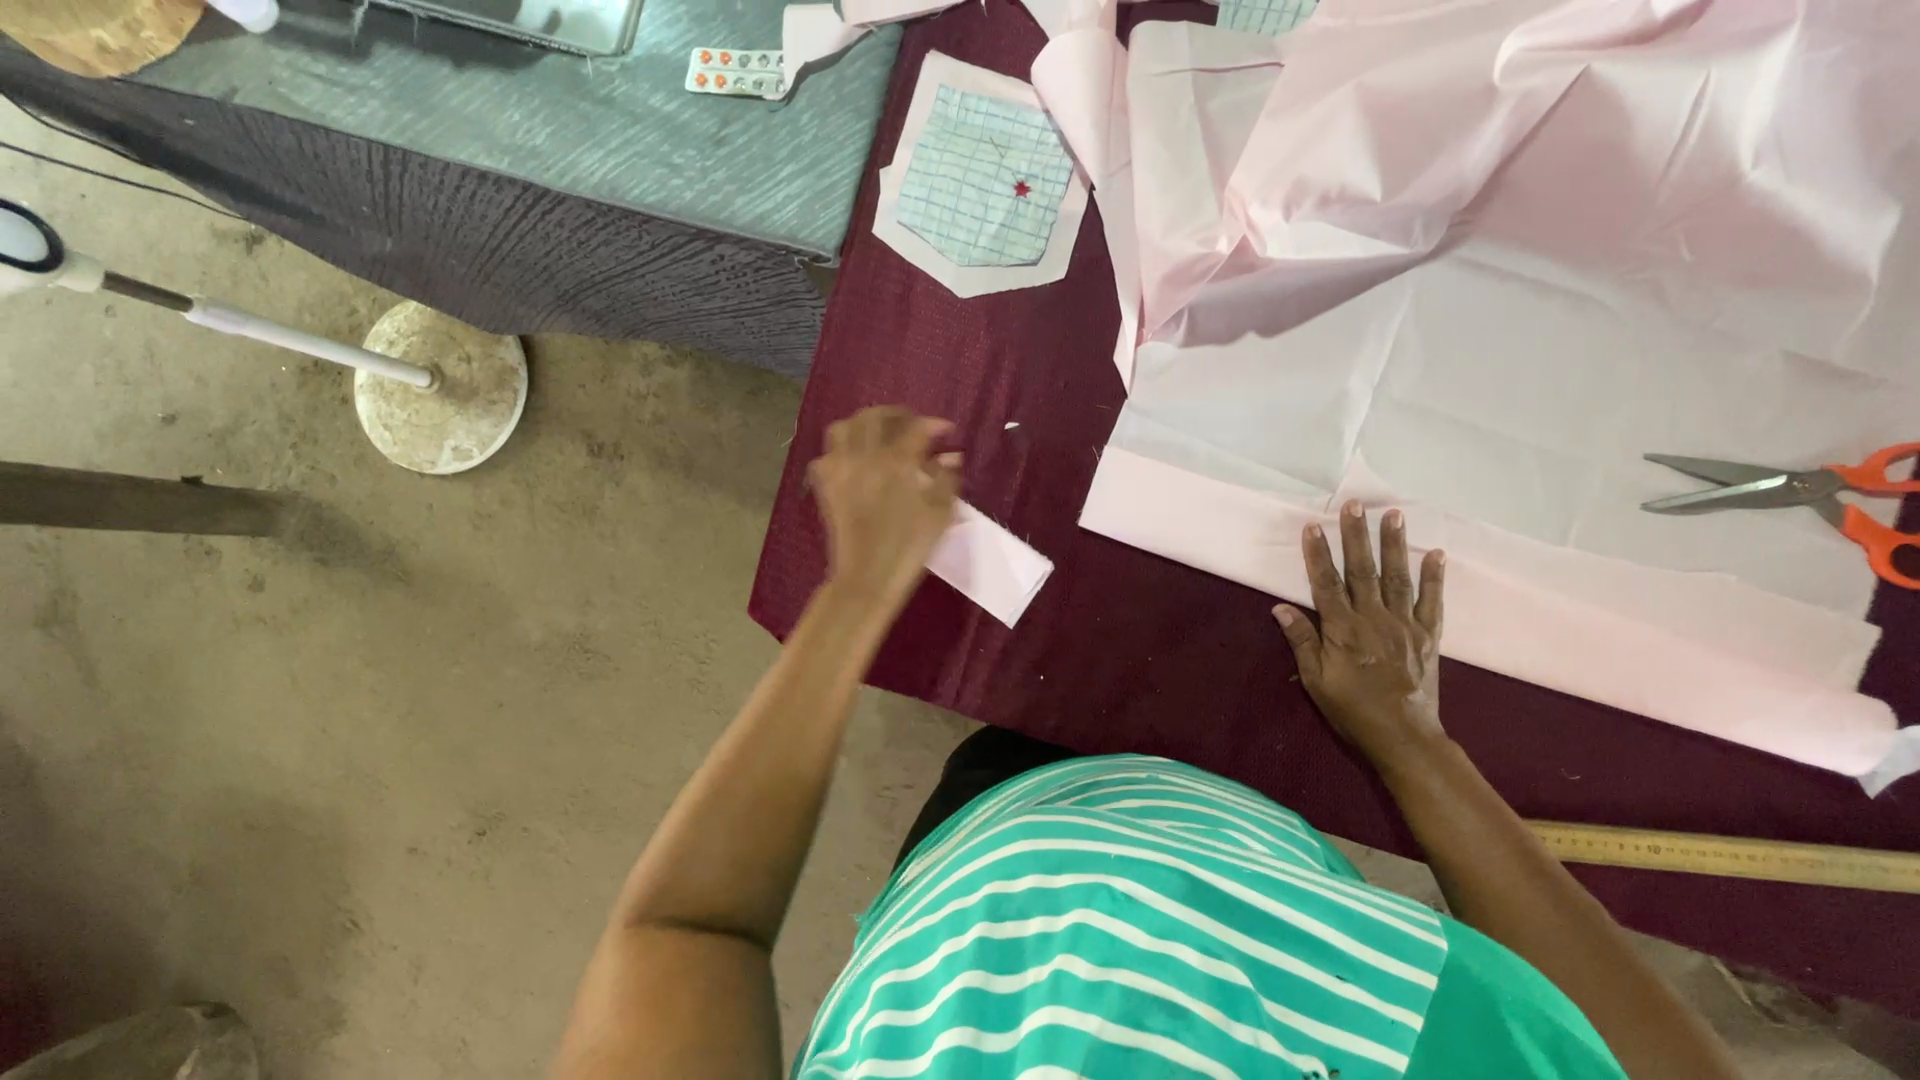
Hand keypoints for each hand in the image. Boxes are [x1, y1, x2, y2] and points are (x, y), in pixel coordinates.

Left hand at [809, 406, 960, 613]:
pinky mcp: (825, 487)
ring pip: (843, 428)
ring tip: (878, 437)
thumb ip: (946, 479)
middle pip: (874, 417)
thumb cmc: (910, 548)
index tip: (946, 431)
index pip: (917, 428)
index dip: (934, 424)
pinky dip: (840, 453)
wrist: (867, 577)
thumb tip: (949, 456)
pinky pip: (826, 456)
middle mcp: (864, 457)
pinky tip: (854, 463)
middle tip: (910, 426)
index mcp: (896, 462)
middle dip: (895, 415)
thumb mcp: (940, 514)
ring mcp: (840, 470)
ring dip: (863, 426)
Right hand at [1272, 500, 1447, 772]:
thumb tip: (1281, 608)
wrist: (1403, 736)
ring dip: (1393, 545)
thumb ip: (1301, 641)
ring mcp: (1404, 625)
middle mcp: (1374, 620)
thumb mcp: (1316, 681)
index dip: (1318, 555)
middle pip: (1362, 571)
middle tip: (1355, 505)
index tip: (1313, 526)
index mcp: (1343, 631)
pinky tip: (1435, 553)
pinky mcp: (1427, 635)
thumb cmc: (1351, 710)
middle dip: (1356, 537)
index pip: (1326, 584)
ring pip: (1396, 577)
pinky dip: (1434, 577)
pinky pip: (1431, 601)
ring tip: (1393, 515)